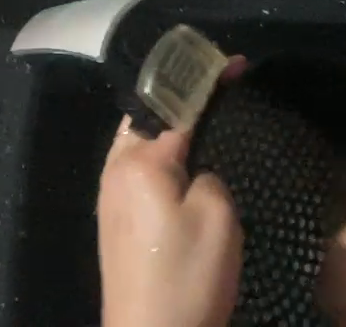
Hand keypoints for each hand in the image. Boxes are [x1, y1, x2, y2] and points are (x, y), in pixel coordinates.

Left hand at [97, 100, 243, 326]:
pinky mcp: (113, 217)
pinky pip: (136, 164)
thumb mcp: (217, 217)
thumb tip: (195, 168)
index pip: (177, 104)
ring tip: (204, 114)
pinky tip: (181, 159)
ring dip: (168, 122)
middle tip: (218, 88)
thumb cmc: (185, 279)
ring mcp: (109, 193)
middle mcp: (115, 166)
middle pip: (148, 113)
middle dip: (182, 95)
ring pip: (138, 137)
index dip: (208, 81)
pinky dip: (159, 151)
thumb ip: (209, 173)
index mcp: (139, 159)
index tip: (236, 65)